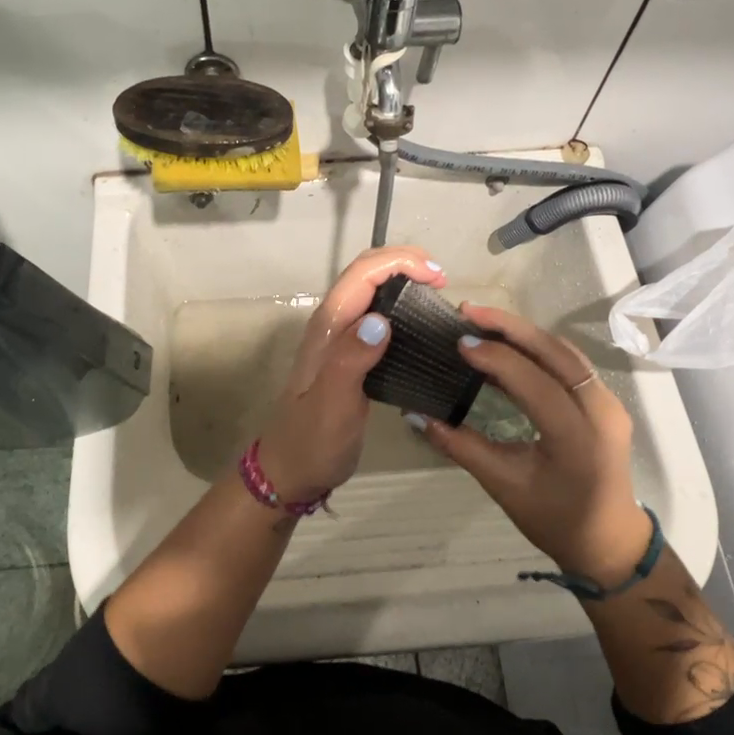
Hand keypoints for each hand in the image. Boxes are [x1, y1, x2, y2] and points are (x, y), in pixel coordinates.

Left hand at [254, 247, 446, 500]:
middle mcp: (332, 325)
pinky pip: (375, 317)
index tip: (438, 276)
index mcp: (328, 328)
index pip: (362, 274)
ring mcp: (340, 341)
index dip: (399, 262)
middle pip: (365, 274)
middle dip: (403, 262)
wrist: (290, 472)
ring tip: (438, 295)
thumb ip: (351, 360)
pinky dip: (400, 308)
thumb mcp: (332, 405)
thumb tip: (380, 320)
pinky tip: (420, 325)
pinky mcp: (350, 358)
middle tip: (442, 279)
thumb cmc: (312, 441)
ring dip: (402, 281)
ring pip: (370, 292)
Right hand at [420, 304, 652, 583]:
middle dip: (509, 326)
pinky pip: (569, 364)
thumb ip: (461, 446)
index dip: (495, 357)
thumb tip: (416, 415)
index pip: (534, 381)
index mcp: (577, 435)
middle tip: (467, 311)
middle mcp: (600, 409)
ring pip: (564, 352)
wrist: (609, 543)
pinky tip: (507, 346)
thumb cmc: (556, 519)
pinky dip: (537, 349)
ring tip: (481, 321)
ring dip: (523, 333)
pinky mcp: (603, 402)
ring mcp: (607, 402)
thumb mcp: (505, 486)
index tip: (458, 342)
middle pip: (555, 352)